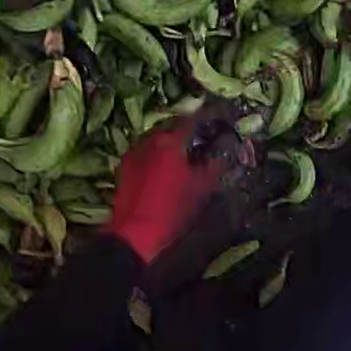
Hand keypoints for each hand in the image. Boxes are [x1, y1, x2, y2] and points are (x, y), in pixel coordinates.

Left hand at [104, 117, 230, 263]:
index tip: (220, 119)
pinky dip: (157, 154)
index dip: (209, 117)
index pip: (193, 119)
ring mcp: (133, 152)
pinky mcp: (124, 167)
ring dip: (171, 141)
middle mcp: (149, 140)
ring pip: (156, 138)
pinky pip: (145, 152)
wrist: (134, 233)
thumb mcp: (201, 187)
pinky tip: (164, 167)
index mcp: (170, 141)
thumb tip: (227, 146)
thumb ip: (215, 162)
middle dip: (188, 129)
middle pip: (172, 126)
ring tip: (184, 153)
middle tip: (203, 138)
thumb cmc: (172, 209)